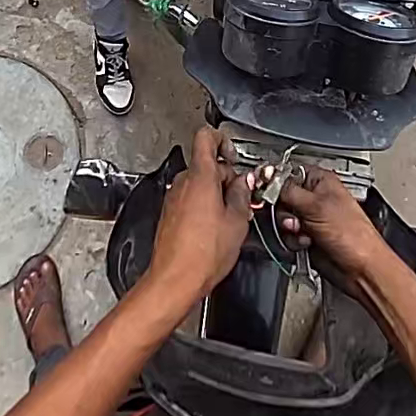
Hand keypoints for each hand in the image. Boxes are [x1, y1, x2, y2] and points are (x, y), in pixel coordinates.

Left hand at [146, 127, 251, 300]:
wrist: (175, 278)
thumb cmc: (202, 253)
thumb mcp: (236, 222)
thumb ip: (242, 194)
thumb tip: (245, 182)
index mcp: (200, 176)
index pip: (206, 137)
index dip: (222, 140)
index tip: (234, 156)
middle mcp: (183, 182)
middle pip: (208, 164)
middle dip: (227, 178)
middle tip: (242, 200)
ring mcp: (174, 196)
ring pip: (200, 183)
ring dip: (217, 194)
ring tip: (230, 219)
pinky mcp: (170, 211)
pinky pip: (190, 198)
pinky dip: (204, 205)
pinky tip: (215, 228)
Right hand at [277, 166, 393, 282]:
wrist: (361, 270)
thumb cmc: (353, 236)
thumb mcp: (315, 205)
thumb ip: (287, 190)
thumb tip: (267, 178)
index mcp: (320, 181)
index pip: (287, 171)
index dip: (273, 179)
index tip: (264, 187)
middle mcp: (314, 197)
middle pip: (280, 195)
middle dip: (282, 208)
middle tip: (292, 215)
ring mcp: (309, 217)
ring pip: (281, 215)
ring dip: (288, 226)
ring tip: (302, 230)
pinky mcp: (306, 235)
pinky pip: (287, 233)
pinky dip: (292, 239)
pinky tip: (305, 241)